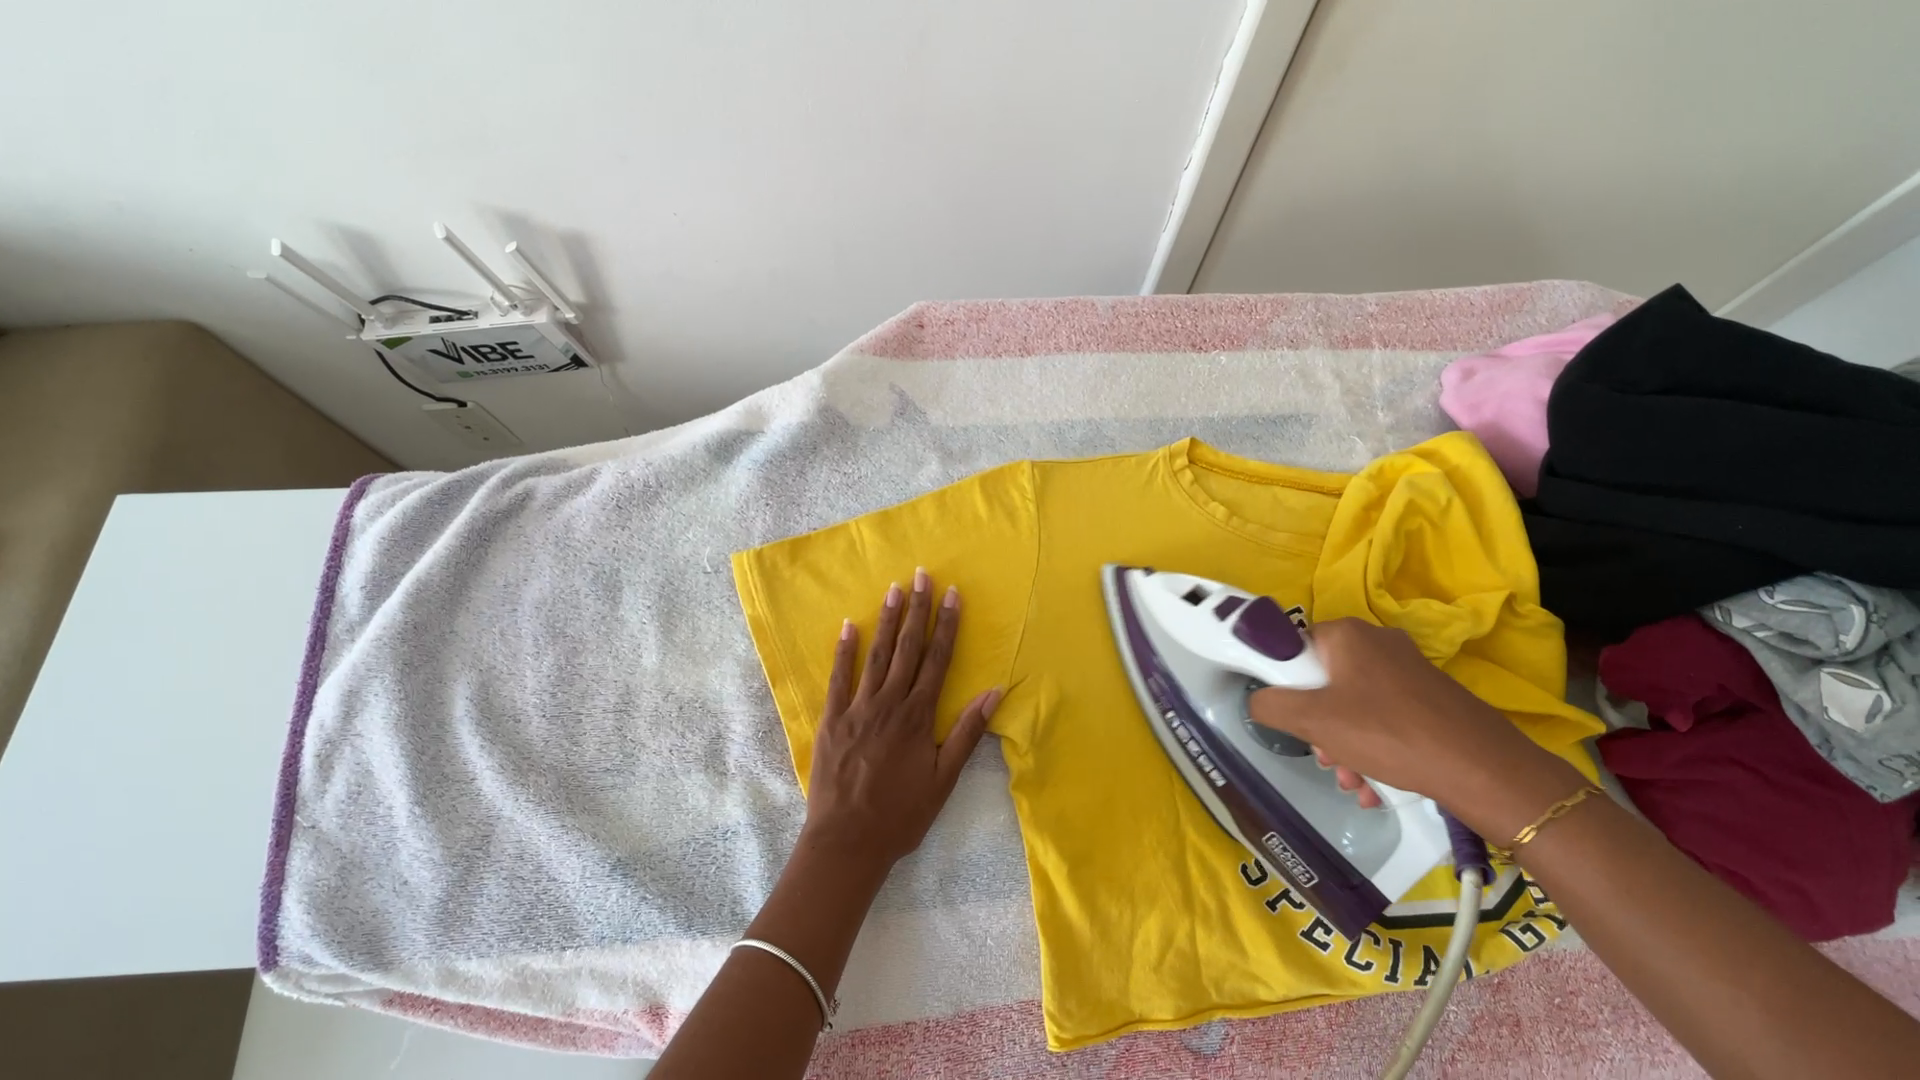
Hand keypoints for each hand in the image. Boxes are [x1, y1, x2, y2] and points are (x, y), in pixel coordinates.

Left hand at [801, 569, 1000, 867]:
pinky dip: (844, 651)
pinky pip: (838, 678)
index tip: (952, 594)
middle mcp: (889, 703)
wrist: (847, 841)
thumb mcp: (944, 779)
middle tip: (922, 575)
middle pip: (907, 648)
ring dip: (887, 620)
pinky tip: (849, 626)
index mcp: (919, 716)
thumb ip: (967, 733)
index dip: (947, 625)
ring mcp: (857, 709)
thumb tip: (994, 692)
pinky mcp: (831, 720)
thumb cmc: (901, 815)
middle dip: (917, 610)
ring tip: (894, 589)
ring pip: (876, 655)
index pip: (938, 660)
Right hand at [1247, 618, 1580, 834]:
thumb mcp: (1313, 721)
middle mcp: (1377, 642)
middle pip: (1323, 681)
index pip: (1293, 648)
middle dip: (1316, 725)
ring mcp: (1407, 670)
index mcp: (1347, 634)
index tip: (1289, 718)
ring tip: (1353, 783)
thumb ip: (1270, 705)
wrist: (1480, 768)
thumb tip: (1258, 700)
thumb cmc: (1387, 733)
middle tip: (1324, 757)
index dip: (1284, 684)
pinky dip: (1373, 748)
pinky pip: (1383, 717)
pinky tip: (1376, 786)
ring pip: (1352, 705)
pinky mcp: (1429, 698)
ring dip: (1343, 745)